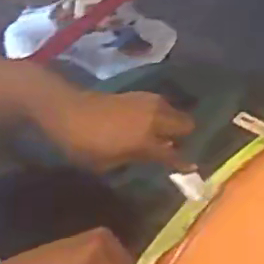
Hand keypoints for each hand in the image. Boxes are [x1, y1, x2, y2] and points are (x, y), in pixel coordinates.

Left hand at [44, 89, 195, 171]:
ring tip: (160, 131)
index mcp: (145, 141)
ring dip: (173, 123)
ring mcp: (155, 104)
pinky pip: (165, 106)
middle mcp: (157, 120)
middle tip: (173, 144)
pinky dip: (162, 115)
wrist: (72, 112)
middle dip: (184, 135)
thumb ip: (134, 158)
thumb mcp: (106, 162)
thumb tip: (153, 154)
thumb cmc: (84, 144)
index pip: (172, 154)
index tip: (192, 167)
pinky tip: (147, 121)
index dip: (182, 162)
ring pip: (178, 113)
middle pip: (187, 124)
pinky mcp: (148, 95)